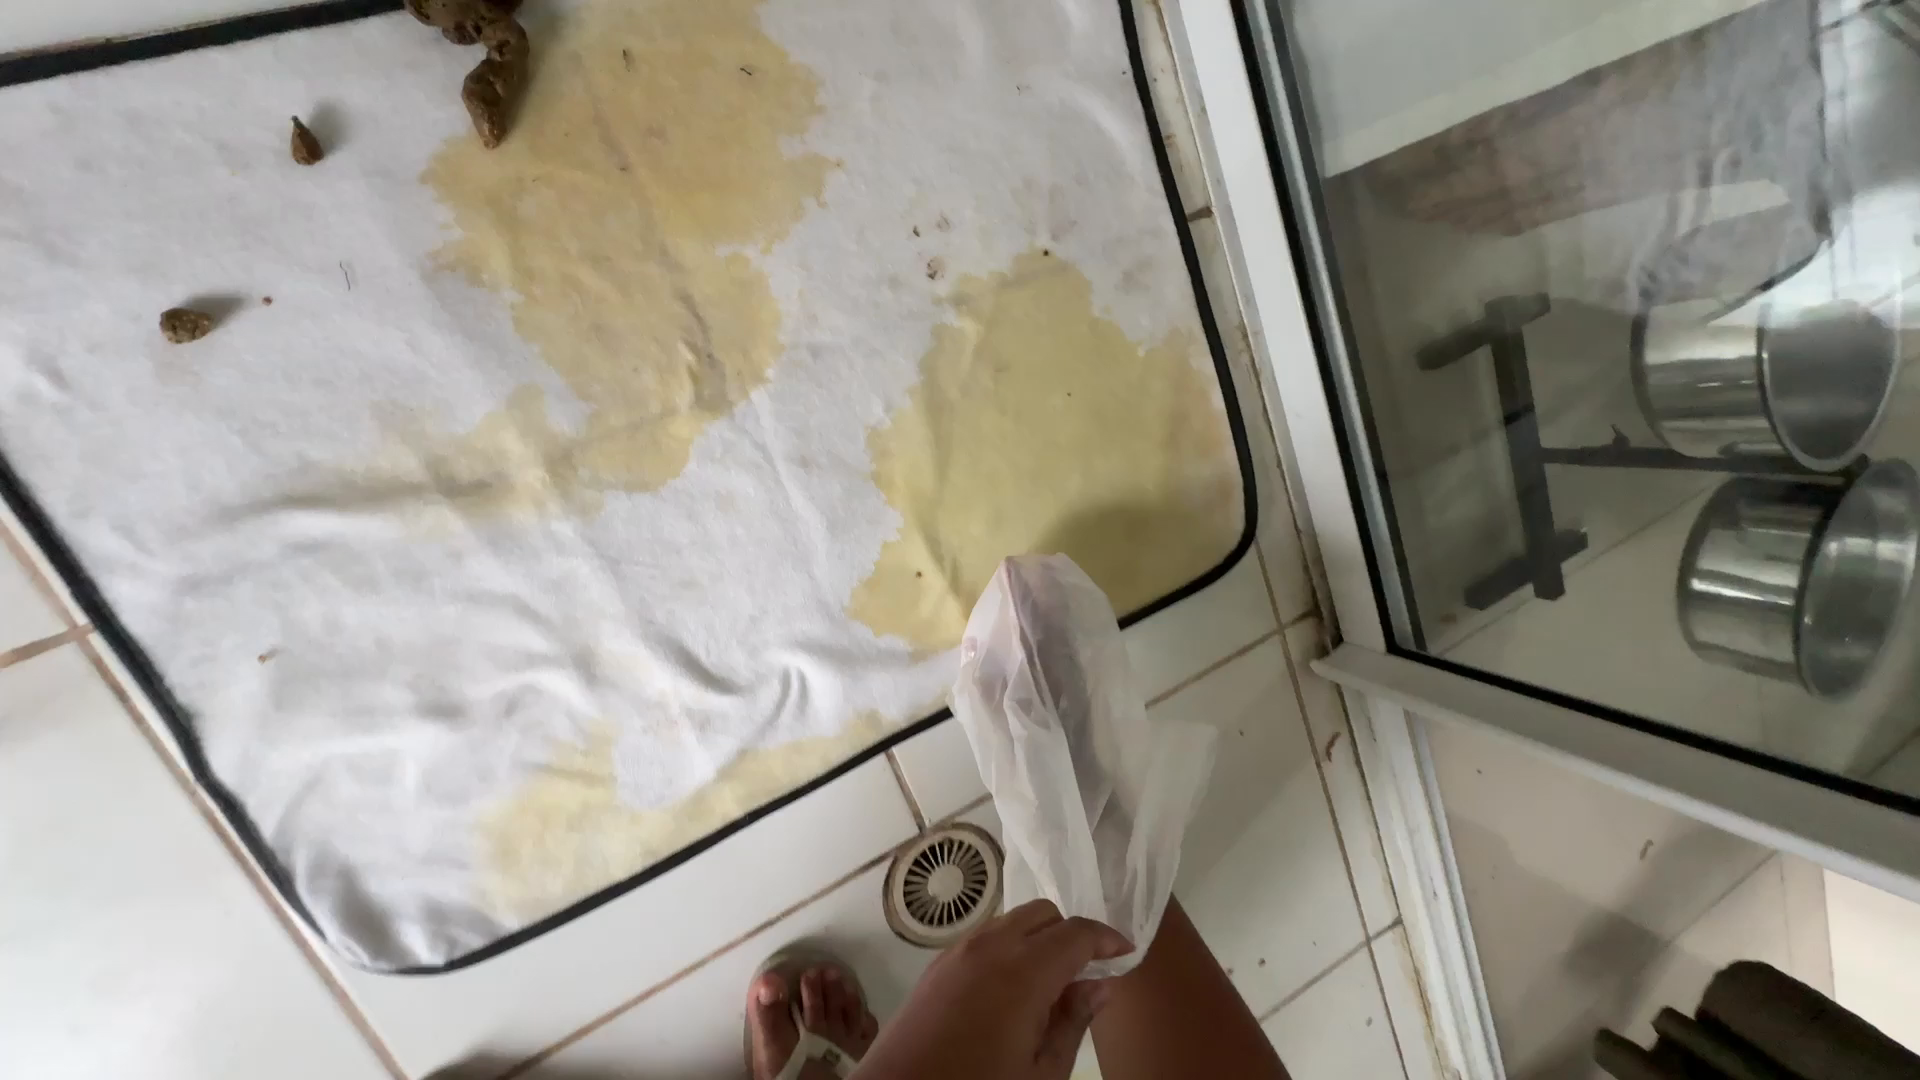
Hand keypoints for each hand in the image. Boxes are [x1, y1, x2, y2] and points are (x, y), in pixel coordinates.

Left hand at [856, 899, 1133, 1079]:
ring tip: (1050, 986)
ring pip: (1012, 921)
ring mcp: (959, 950)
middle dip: (1070, 935)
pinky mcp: (938, 963)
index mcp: (1022, 971)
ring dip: (1038, 939)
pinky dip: (1009, 947)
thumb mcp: (1040, 1075)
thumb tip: (1100, 986)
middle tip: (1086, 975)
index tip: (1125, 953)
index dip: (1105, 939)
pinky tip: (1012, 990)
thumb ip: (1072, 1023)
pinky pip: (986, 937)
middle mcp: (990, 945)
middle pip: (1043, 914)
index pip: (1076, 933)